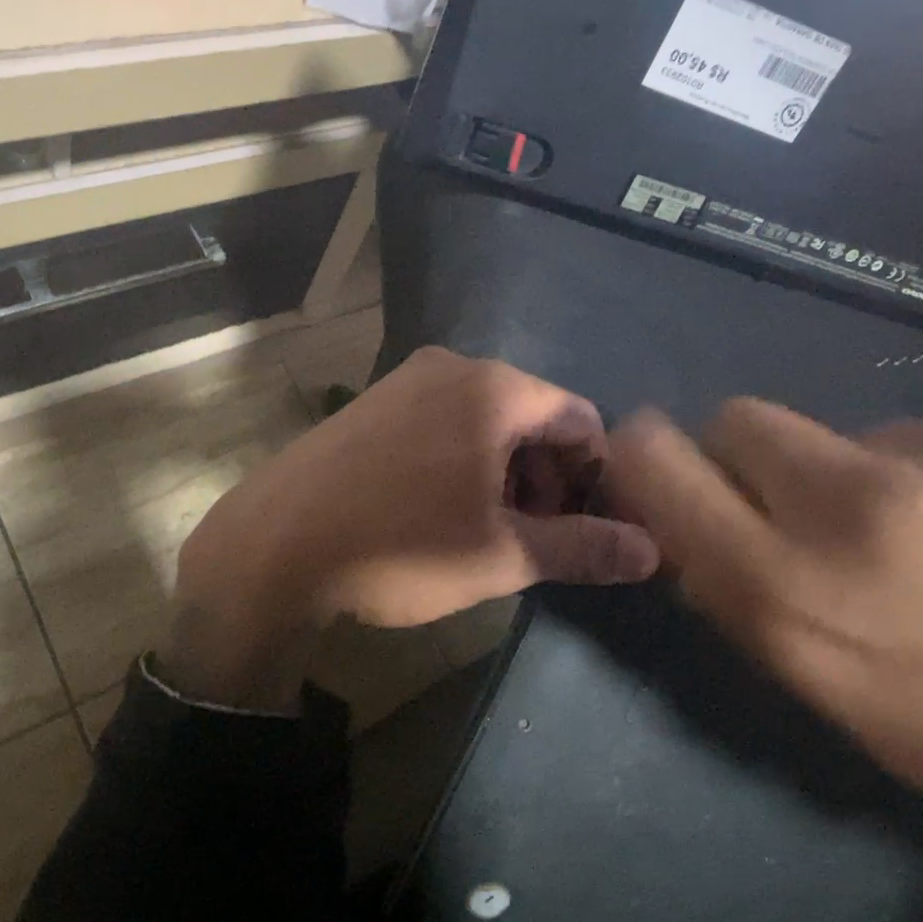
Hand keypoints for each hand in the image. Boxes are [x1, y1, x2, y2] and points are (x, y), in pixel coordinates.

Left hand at [160, 348, 657, 710]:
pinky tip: (433, 511)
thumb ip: (582, 547)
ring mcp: (401, 380)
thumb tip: (650, 550)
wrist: (272, 549)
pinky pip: (438, 422)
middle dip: (546, 476)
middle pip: (531, 415)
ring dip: (502, 472)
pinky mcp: (367, 403)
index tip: (580, 531)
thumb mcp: (500, 556)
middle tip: (531, 538)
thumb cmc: (399, 549)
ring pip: (482, 419)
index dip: (595, 477)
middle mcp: (450, 366)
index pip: (580, 418)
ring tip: (483, 532)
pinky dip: (457, 460)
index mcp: (493, 389)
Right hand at [605, 399, 922, 921]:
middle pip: (739, 419)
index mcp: (796, 600)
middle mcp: (857, 510)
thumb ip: (765, 610)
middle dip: (746, 459)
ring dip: (862, 475)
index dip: (641, 459)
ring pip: (850, 430)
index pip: (658, 467)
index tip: (654, 473)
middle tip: (799, 512)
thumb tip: (710, 547)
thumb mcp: (859, 715)